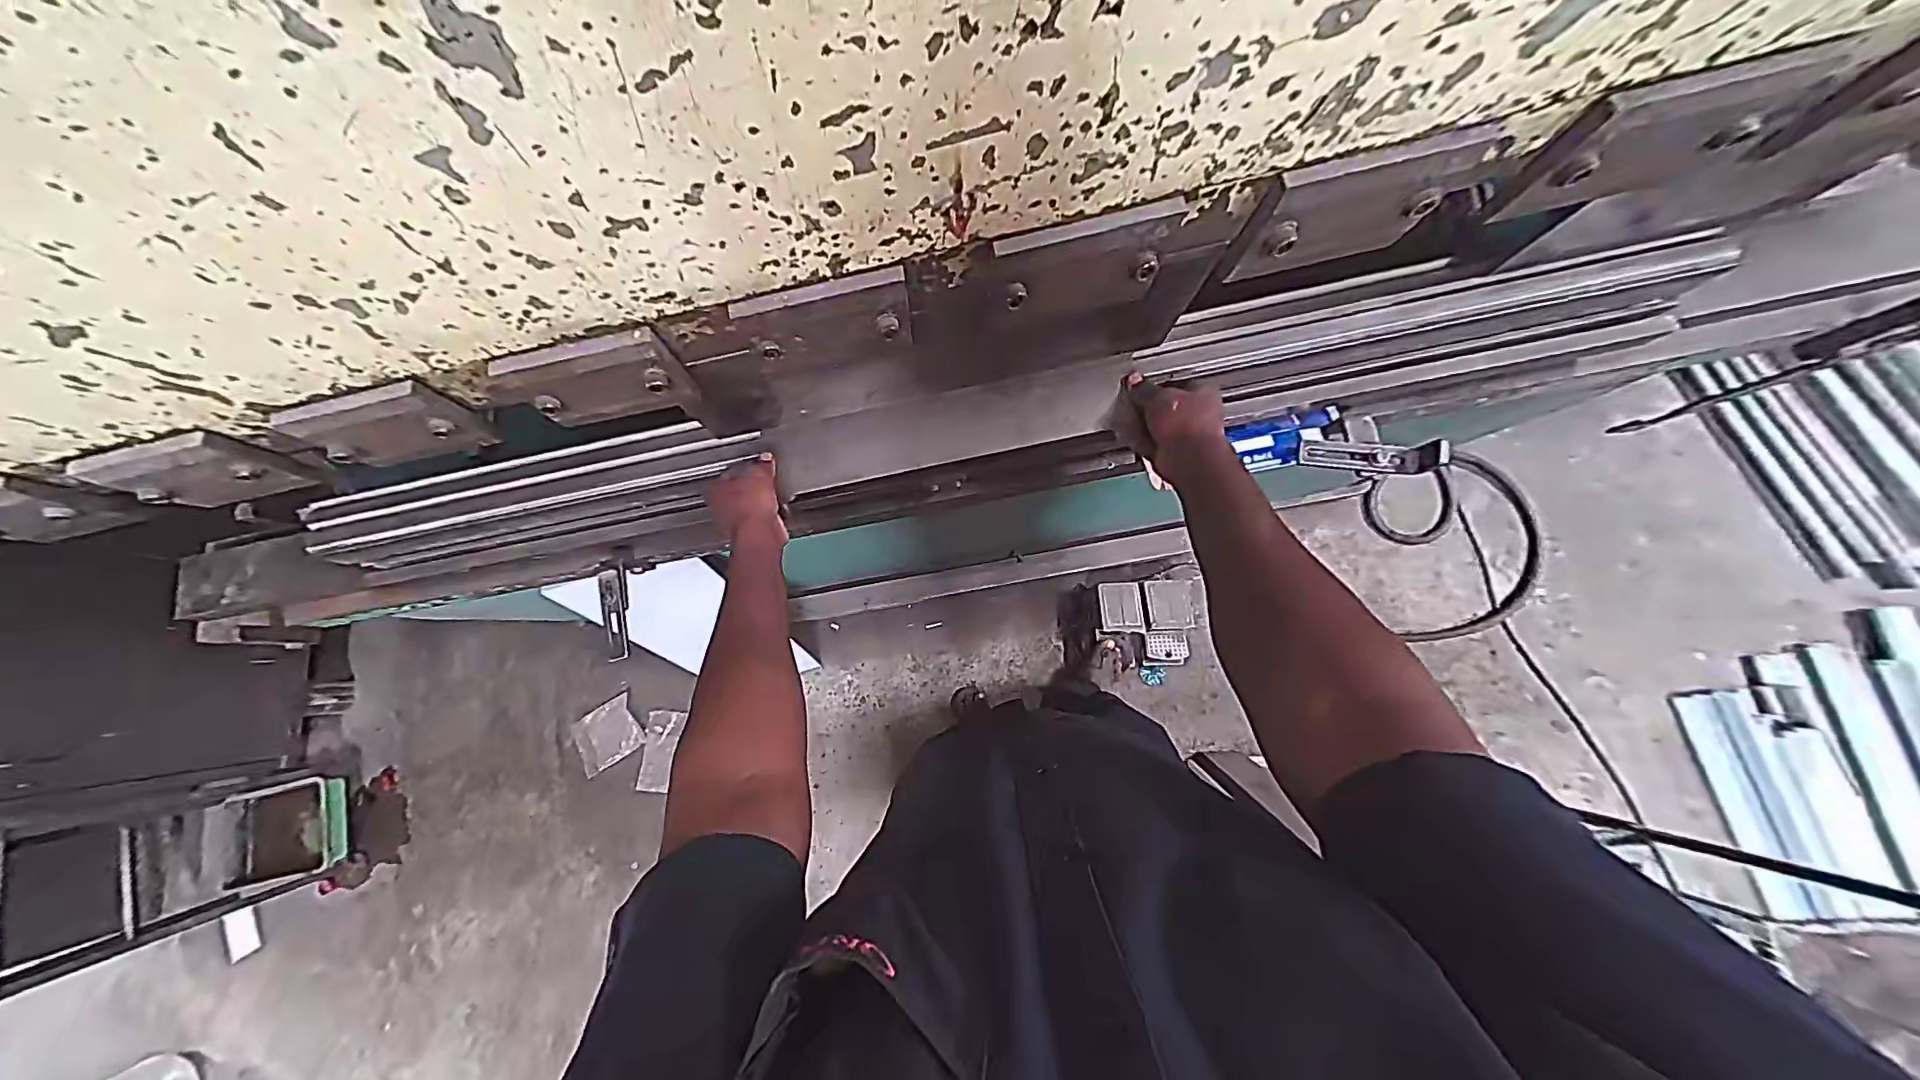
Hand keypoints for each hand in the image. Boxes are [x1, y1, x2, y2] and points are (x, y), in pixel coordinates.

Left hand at [707, 454, 786, 545]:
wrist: (761, 534)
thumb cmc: (751, 507)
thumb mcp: (760, 475)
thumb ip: (762, 465)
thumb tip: (765, 459)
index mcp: (716, 488)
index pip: (730, 472)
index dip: (747, 467)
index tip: (759, 465)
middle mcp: (721, 506)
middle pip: (739, 490)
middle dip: (753, 486)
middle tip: (767, 479)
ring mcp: (735, 521)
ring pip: (750, 505)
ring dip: (762, 501)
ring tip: (774, 495)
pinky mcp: (750, 532)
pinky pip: (761, 518)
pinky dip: (768, 514)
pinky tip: (776, 510)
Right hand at [1110, 373, 1228, 488]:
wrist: (1187, 458)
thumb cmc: (1186, 424)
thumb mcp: (1158, 397)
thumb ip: (1144, 389)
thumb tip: (1135, 384)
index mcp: (1203, 392)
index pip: (1176, 383)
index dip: (1156, 384)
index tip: (1139, 386)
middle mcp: (1197, 414)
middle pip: (1166, 406)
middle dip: (1147, 407)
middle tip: (1134, 404)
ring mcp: (1185, 435)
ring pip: (1158, 426)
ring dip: (1143, 425)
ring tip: (1132, 420)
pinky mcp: (1173, 452)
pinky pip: (1153, 443)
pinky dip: (1143, 441)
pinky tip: (1136, 437)